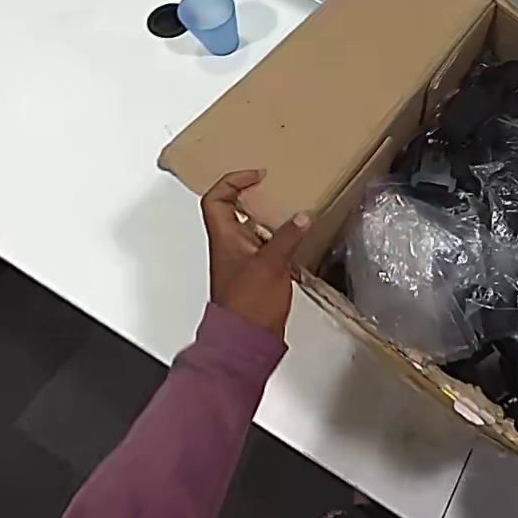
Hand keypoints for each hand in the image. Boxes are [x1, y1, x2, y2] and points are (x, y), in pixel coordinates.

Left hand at [202, 169, 312, 338]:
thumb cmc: (249, 304)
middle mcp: (232, 246)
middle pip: (233, 210)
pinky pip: (268, 242)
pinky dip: (282, 233)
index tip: (257, 175)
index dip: (232, 182)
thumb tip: (302, 216)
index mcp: (225, 240)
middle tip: (275, 185)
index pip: (216, 200)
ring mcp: (245, 259)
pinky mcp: (260, 271)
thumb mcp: (269, 265)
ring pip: (252, 226)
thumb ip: (286, 237)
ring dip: (269, 213)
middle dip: (252, 193)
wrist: (246, 341)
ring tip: (292, 205)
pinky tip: (300, 235)